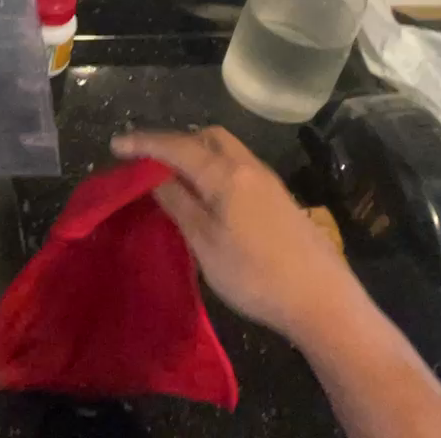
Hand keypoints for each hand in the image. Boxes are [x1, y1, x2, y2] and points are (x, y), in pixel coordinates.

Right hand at [112, 127, 362, 342]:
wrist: (325, 304)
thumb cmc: (256, 275)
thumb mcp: (205, 243)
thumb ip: (177, 203)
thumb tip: (152, 176)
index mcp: (224, 173)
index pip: (175, 146)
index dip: (143, 143)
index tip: (115, 144)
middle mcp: (247, 167)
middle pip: (206, 136)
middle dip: (174, 140)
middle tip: (149, 161)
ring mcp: (267, 181)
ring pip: (225, 149)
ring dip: (196, 153)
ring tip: (174, 176)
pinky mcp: (279, 199)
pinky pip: (237, 166)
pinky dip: (213, 167)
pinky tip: (208, 194)